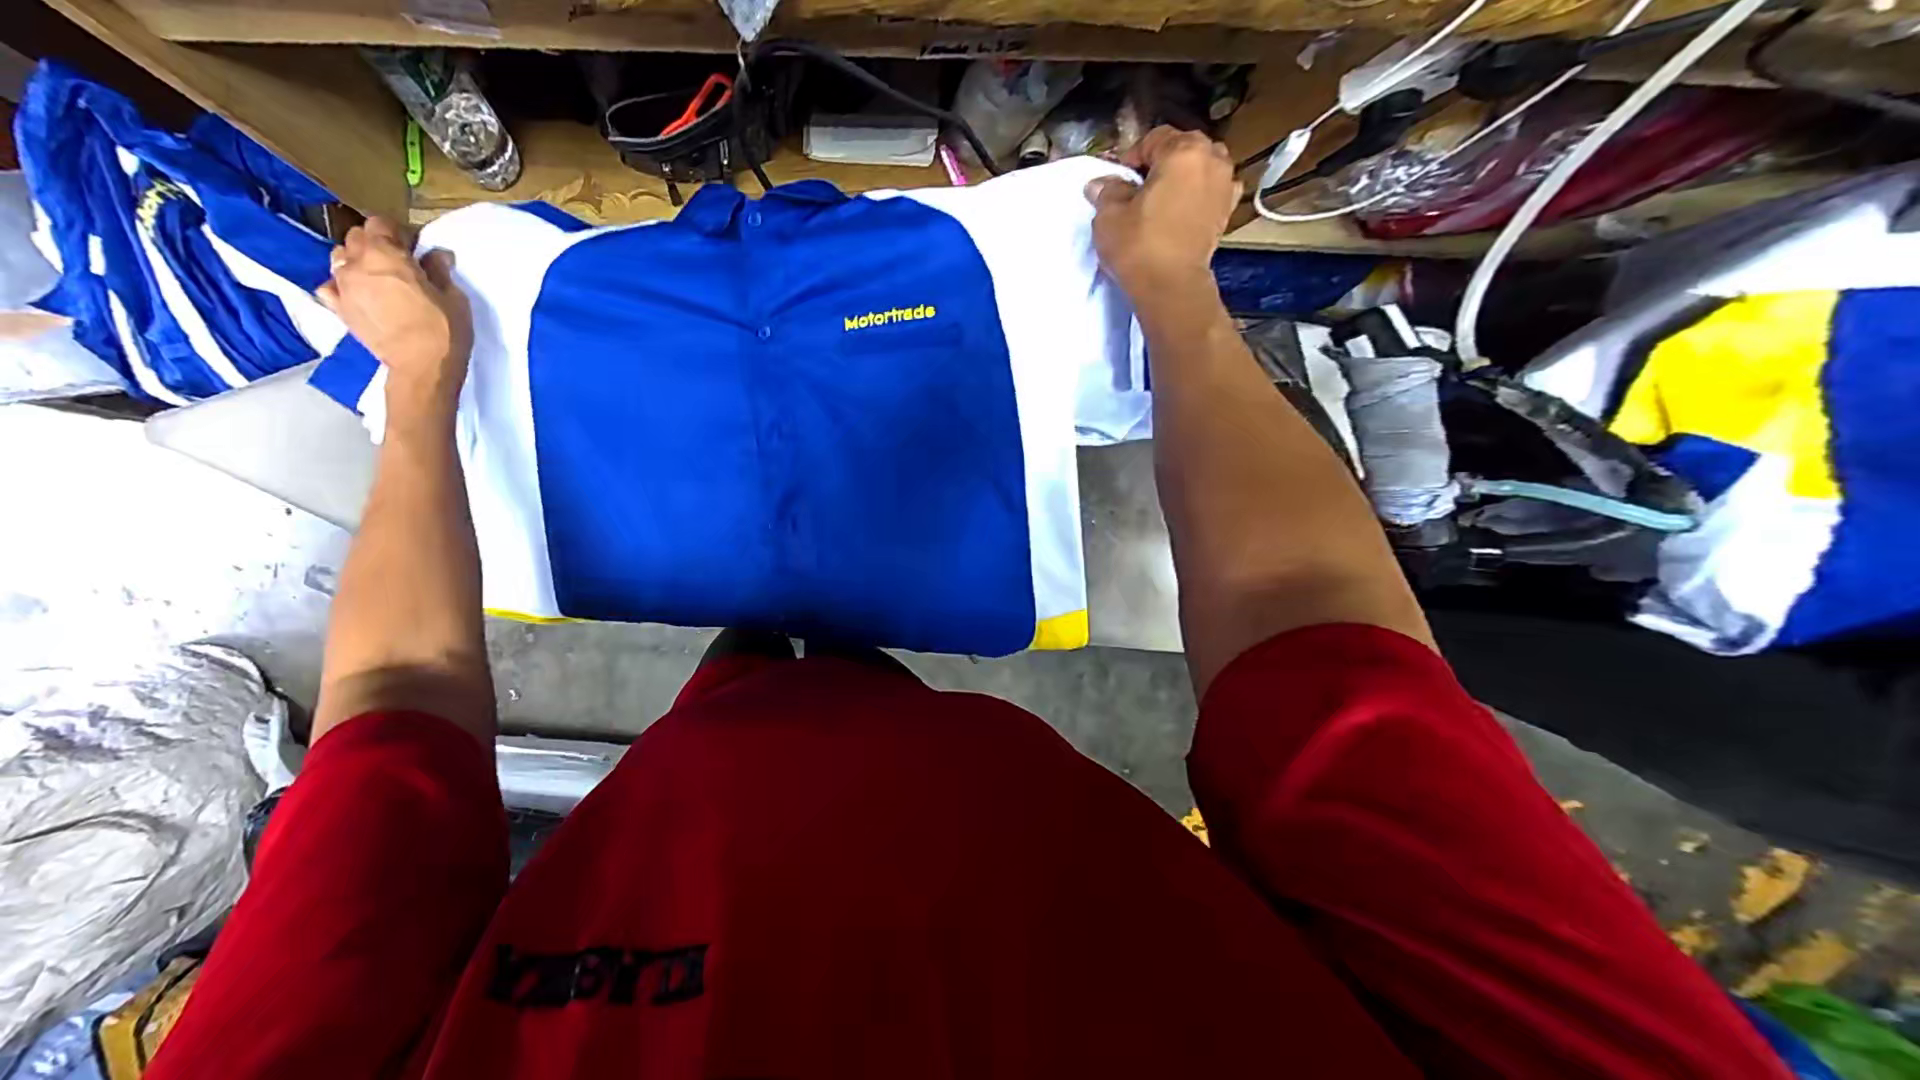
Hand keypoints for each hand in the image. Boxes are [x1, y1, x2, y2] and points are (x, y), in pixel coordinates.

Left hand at [317, 217, 472, 420]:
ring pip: (340, 256)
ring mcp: (342, 285)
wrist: (421, 368)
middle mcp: (357, 263)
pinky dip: (341, 284)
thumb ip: (440, 271)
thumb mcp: (454, 298)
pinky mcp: (338, 307)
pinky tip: (357, 292)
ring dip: (357, 259)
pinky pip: (329, 285)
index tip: (416, 247)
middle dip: (377, 242)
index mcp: (387, 256)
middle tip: (400, 260)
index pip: (381, 224)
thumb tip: (436, 255)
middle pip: (357, 237)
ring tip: (378, 276)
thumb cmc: (443, 331)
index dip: (400, 232)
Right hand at [1085, 127, 1242, 304]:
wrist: (1171, 286)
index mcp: (1182, 151)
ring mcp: (1225, 186)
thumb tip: (1101, 184)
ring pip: (1201, 168)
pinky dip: (1200, 195)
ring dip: (1183, 177)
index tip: (1119, 179)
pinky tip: (1184, 211)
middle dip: (1161, 163)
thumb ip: (1107, 191)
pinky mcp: (1227, 213)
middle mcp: (1211, 160)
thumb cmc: (1139, 246)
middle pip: (1183, 148)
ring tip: (1162, 200)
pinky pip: (1212, 192)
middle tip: (1139, 188)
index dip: (1133, 156)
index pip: (1154, 138)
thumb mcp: (1109, 216)